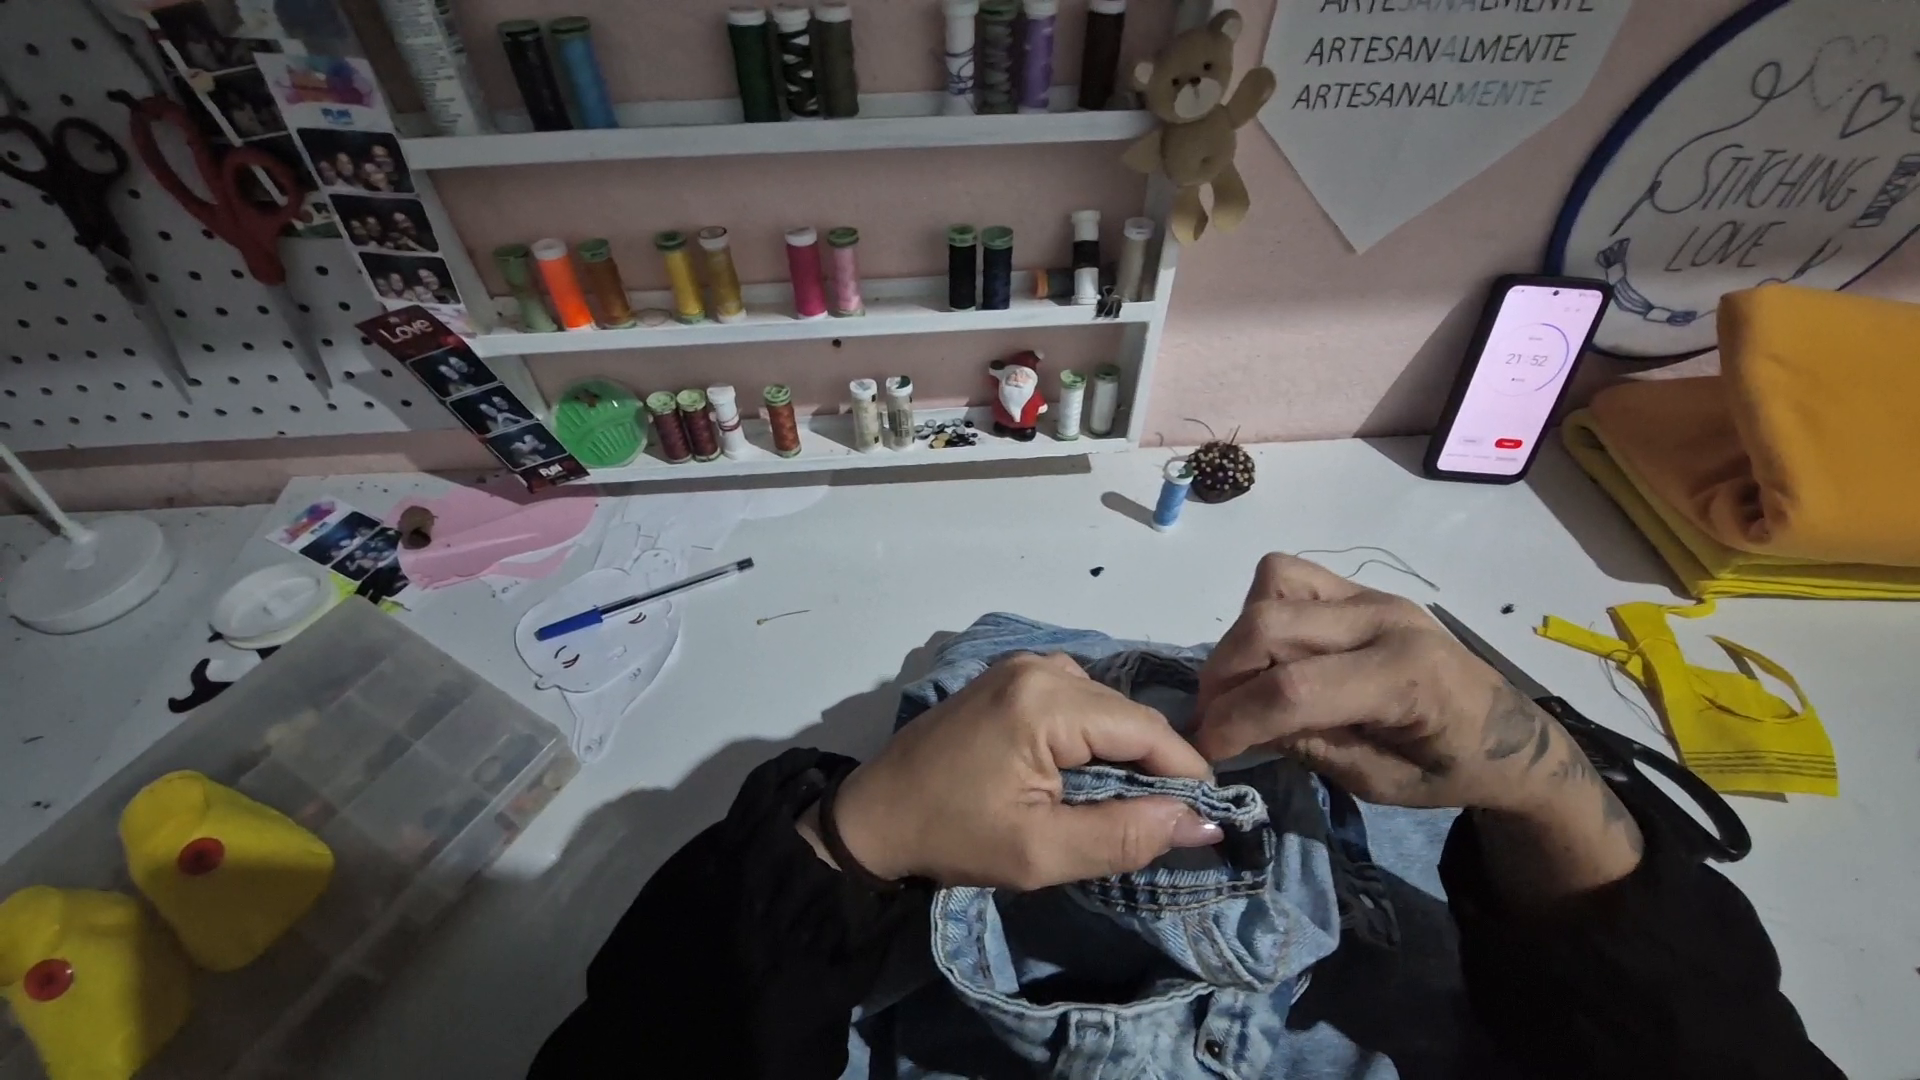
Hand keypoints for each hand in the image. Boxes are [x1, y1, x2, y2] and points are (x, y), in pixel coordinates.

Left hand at [812, 653, 1223, 889]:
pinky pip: (1075, 697)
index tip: (1209, 818)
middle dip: (1156, 764)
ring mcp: (1021, 665)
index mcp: (1046, 701)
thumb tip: (1201, 823)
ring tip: (1125, 801)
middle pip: (1126, 712)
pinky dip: (1093, 733)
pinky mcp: (1009, 676)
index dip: (1186, 773)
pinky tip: (1085, 770)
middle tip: (1168, 819)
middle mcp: (1040, 666)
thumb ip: (1125, 835)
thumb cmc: (953, 836)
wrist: (874, 814)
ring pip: (1104, 704)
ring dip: (1124, 749)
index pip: (1145, 729)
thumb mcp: (1041, 852)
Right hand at [1194, 555, 1641, 898]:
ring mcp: (1370, 594)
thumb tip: (1236, 725)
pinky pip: (1286, 576)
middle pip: (1270, 627)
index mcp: (1407, 679)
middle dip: (1223, 677)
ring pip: (1272, 587)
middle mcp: (1385, 620)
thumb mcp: (1380, 783)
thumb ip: (1308, 747)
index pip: (1295, 689)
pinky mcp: (1357, 587)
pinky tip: (1267, 651)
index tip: (1204, 748)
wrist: (1510, 732)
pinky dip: (1259, 611)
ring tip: (1238, 683)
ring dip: (1238, 640)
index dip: (1235, 719)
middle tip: (1211, 718)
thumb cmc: (1451, 768)